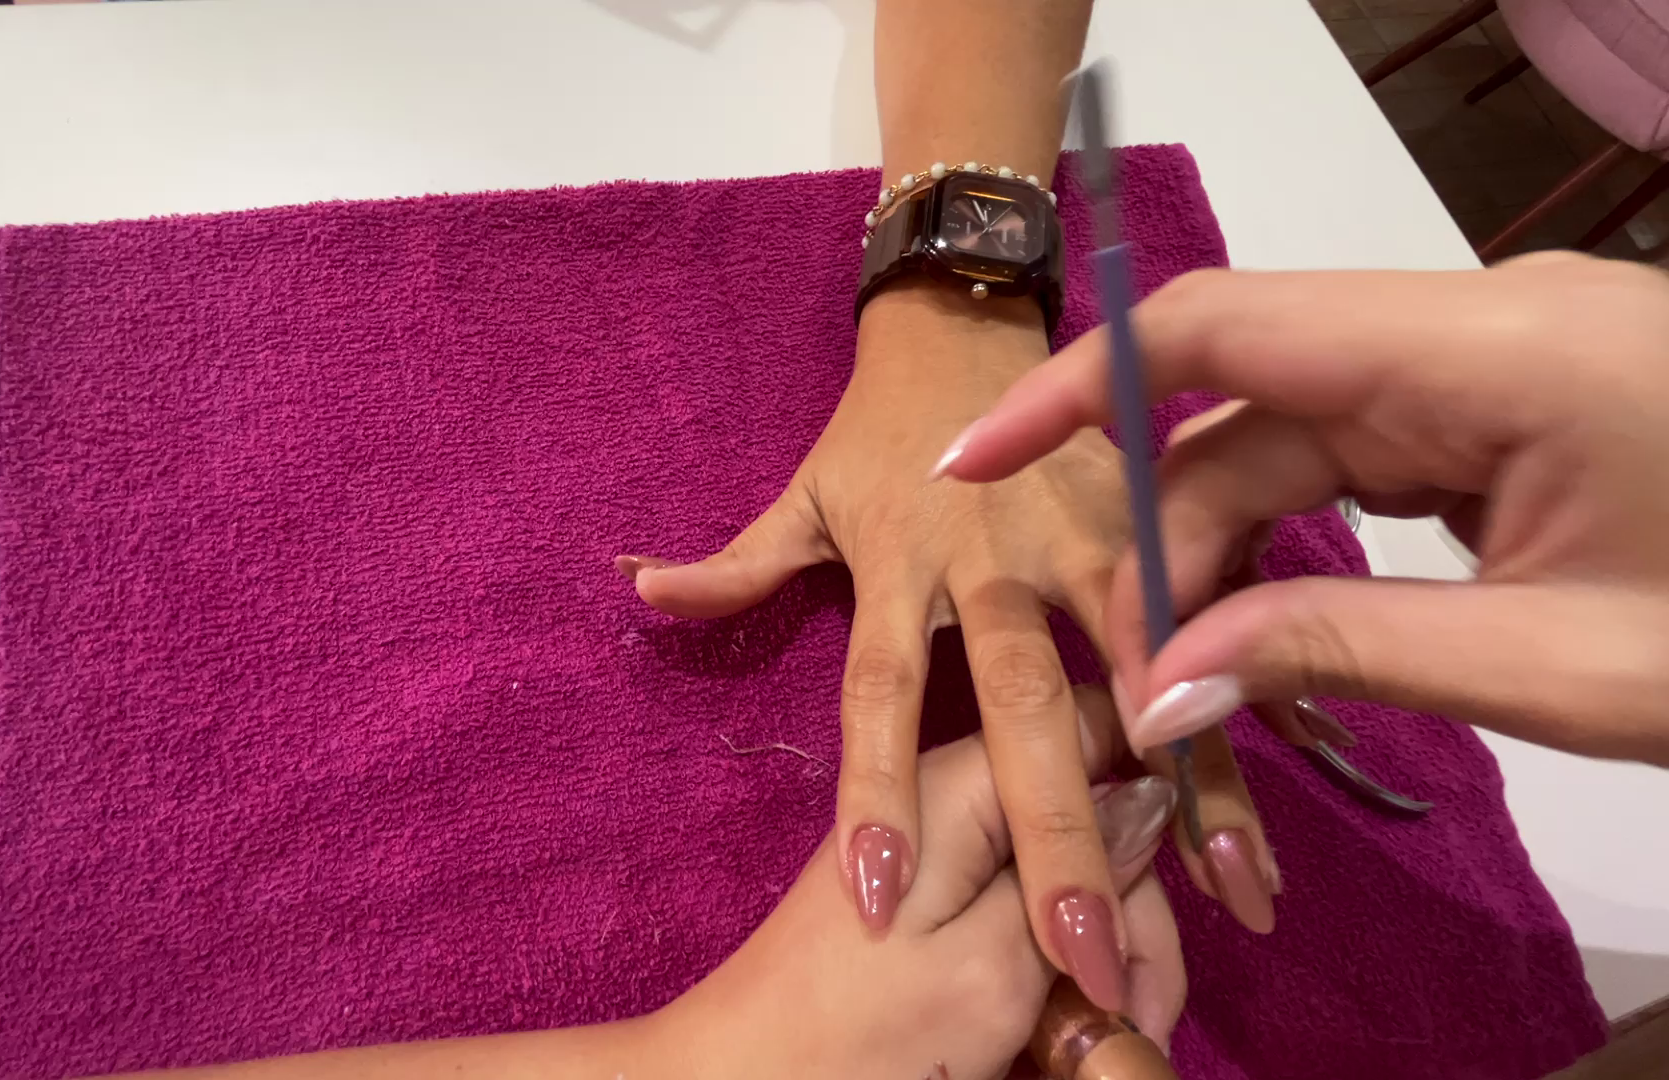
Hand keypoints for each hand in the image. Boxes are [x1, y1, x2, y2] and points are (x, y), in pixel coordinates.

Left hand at [619, 284, 1271, 1004]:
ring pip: (1128, 666)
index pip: (878, 690)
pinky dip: (1230, 704)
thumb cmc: (875, 433)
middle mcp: (990, 559)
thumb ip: (735, 563)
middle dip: (1047, 829)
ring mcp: (1077, 537)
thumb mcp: (804, 496)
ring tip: (1220, 904)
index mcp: (897, 560)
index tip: (877, 896)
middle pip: (1015, 701)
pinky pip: (1194, 623)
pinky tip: (1266, 787)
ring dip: (1176, 782)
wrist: (964, 331)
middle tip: (1075, 958)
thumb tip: (641, 591)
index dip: (874, 789)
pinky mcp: (1145, 520)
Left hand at [660, 692, 1185, 1079]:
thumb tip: (1153, 791)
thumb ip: (1074, 875)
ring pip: (1067, 873)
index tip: (1219, 888)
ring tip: (1104, 1046)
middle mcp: (956, 793)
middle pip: (1090, 817)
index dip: (1166, 788)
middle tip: (1139, 1018)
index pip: (1094, 728)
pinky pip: (1027, 905)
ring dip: (1107, 956)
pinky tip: (1071, 1032)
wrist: (751, 1077)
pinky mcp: (942, 890)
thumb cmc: (861, 1035)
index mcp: (963, 781)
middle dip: (1134, 915)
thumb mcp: (989, 969)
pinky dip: (1062, 964)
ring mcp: (947, 842)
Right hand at [938, 253, 1668, 766]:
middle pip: (1222, 423)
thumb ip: (1337, 655)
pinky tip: (1248, 626)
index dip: (1069, 391)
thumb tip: (1159, 698)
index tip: (971, 462)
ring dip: (1203, 565)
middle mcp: (1444, 337)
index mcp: (1483, 349)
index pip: (1209, 330)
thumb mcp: (1580, 667)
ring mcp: (1450, 376)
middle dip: (1157, 547)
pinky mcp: (1457, 421)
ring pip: (1254, 456)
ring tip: (1188, 673)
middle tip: (1135, 676)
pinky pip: (1308, 474)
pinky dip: (1258, 555)